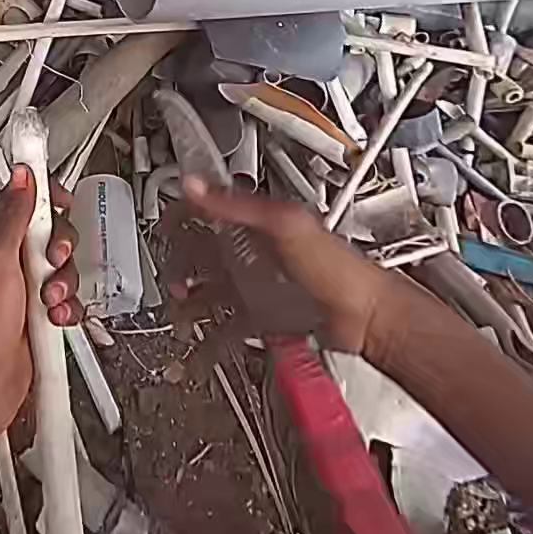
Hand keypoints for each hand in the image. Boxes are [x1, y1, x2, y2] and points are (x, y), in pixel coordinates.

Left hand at [0, 165, 78, 497]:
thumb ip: (12, 215)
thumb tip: (21, 175)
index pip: (24, 200)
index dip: (46, 195)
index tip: (61, 199)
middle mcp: (11, 260)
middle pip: (54, 233)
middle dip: (62, 245)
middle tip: (52, 258)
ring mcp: (27, 288)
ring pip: (65, 267)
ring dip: (65, 282)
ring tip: (50, 298)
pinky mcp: (41, 314)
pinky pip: (70, 299)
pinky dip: (69, 308)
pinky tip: (56, 318)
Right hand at [182, 174, 407, 357]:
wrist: (369, 318)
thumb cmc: (336, 267)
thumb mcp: (283, 225)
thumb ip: (236, 205)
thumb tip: (195, 185)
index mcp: (256, 222)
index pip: (208, 209)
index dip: (182, 214)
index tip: (163, 224)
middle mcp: (253, 250)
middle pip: (202, 252)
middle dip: (180, 263)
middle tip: (172, 277)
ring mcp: (257, 283)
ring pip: (210, 289)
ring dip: (189, 300)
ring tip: (179, 310)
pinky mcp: (264, 315)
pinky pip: (228, 326)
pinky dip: (210, 339)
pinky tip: (200, 349)